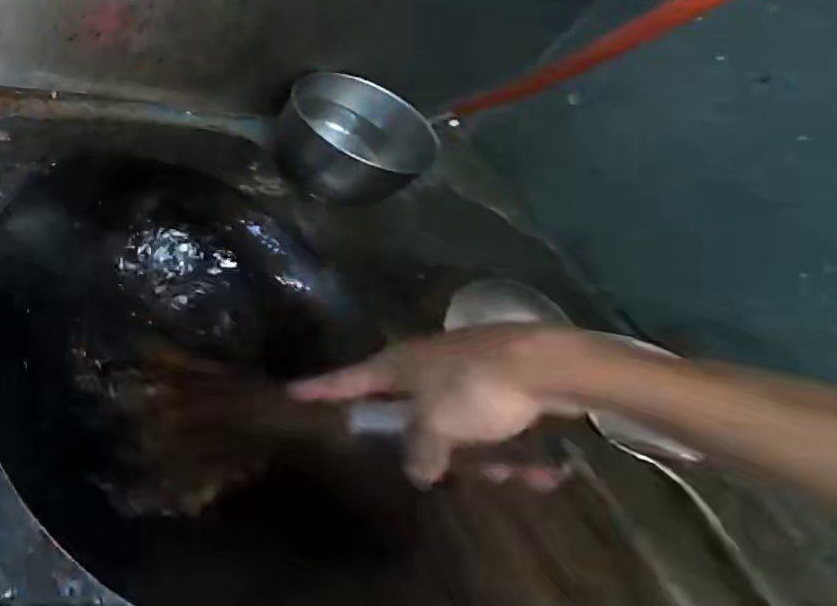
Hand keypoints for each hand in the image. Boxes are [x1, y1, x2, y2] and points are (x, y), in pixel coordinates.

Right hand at [291, 324, 589, 486]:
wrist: (542, 362)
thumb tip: (416, 470)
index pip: (345, 381)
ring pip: (456, 422)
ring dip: (483, 455)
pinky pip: (491, 422)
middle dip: (430, 445)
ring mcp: (456, 370)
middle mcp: (416, 364)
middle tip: (445, 471)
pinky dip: (511, 446)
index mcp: (391, 366)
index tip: (293, 392)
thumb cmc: (472, 388)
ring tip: (516, 474)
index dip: (320, 389)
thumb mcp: (439, 424)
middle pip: (407, 409)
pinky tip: (543, 468)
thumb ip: (420, 448)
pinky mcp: (494, 379)